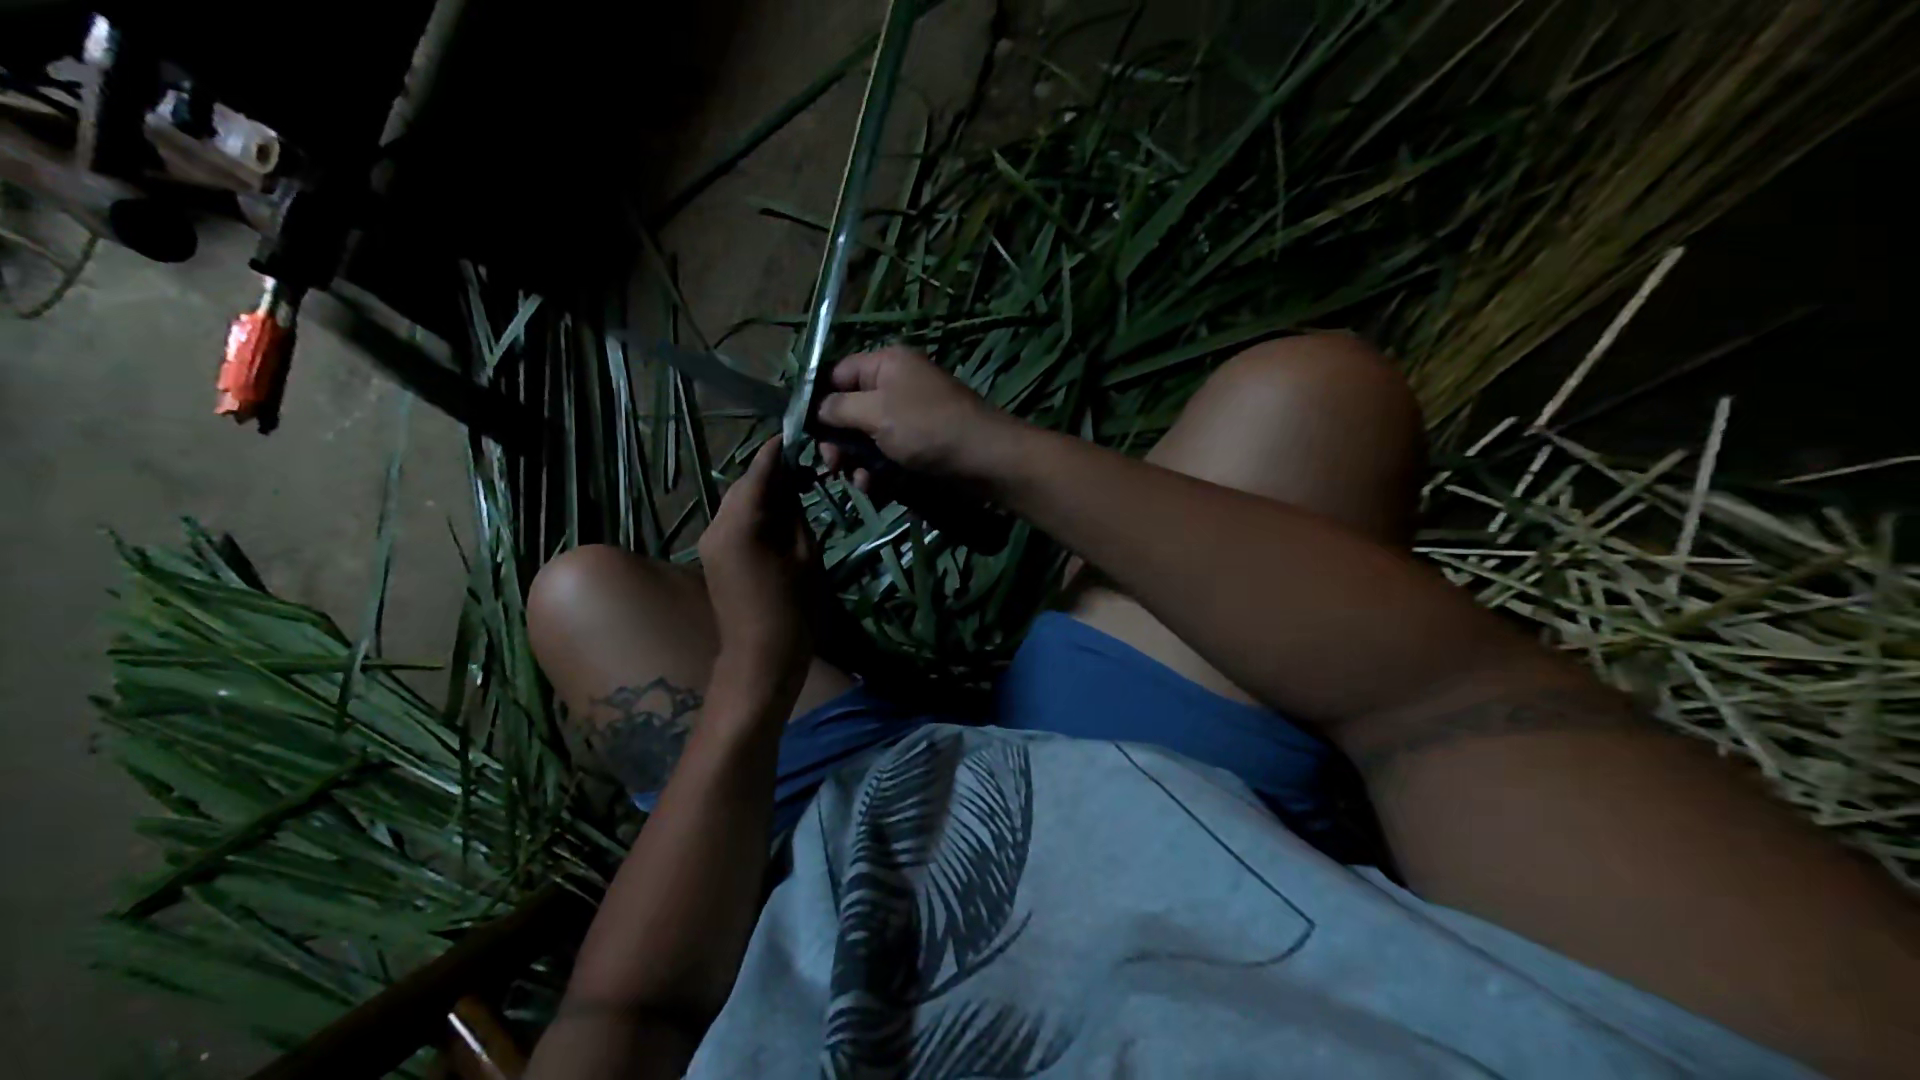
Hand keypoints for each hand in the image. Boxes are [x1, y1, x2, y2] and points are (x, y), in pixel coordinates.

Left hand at [698, 437, 813, 698]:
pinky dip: (756, 512)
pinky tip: (780, 515)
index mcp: (740, 523)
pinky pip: (734, 521)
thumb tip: (791, 484)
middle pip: (743, 485)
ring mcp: (710, 543)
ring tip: (798, 487)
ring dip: (764, 492)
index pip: (758, 471)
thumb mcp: (806, 554)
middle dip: (771, 471)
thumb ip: (795, 512)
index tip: (798, 433)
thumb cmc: (794, 608)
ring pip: (737, 502)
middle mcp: (716, 526)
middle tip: (806, 464)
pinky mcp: (713, 557)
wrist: (761, 657)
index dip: (778, 450)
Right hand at [816, 347, 1020, 483]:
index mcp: (886, 364)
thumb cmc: (927, 428)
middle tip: (833, 465)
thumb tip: (815, 408)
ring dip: (857, 463)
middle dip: (838, 441)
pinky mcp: (919, 445)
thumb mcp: (876, 412)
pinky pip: (887, 456)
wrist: (985, 459)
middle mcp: (896, 385)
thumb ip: (838, 408)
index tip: (806, 432)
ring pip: (867, 439)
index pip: (837, 374)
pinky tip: (877, 489)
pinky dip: (878, 473)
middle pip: (849, 410)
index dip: (818, 402)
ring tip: (862, 483)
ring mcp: (909, 417)